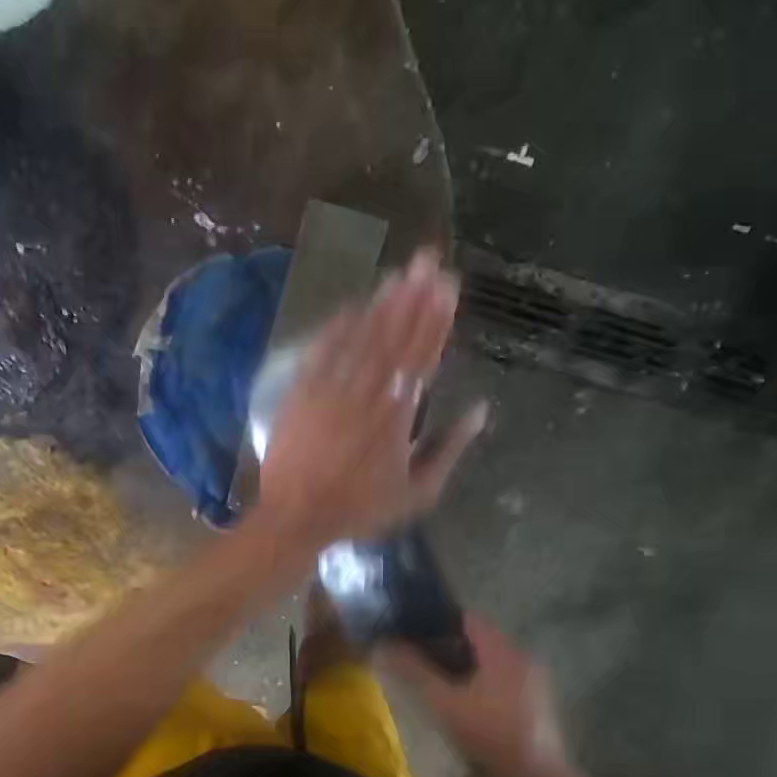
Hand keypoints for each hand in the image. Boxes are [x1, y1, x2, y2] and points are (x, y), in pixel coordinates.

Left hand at [256, 249, 488, 543]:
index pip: (422, 357)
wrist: (296, 516)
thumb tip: (480, 410)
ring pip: (360, 340)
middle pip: (393, 338)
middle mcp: (366, 395)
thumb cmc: (359, 508)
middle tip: (428, 260)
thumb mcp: (417, 492)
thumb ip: (450, 449)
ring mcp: (330, 391)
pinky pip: (321, 354)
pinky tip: (350, 306)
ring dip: (380, 306)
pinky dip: (336, 330)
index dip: (436, 320)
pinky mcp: (301, 394)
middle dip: (412, 297)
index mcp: (397, 417)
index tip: (449, 287)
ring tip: (398, 274)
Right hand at [387, 615, 575, 776]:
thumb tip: (384, 645)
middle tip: (419, 652)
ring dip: (464, 661)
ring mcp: (532, 677)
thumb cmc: (491, 735)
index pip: (467, 617)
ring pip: (490, 656)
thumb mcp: (445, 703)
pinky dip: (480, 676)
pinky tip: (463, 696)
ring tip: (436, 674)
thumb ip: (415, 672)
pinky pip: (501, 673)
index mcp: (502, 650)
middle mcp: (521, 655)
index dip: (439, 618)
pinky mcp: (535, 698)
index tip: (414, 627)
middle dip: (448, 642)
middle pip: (479, 636)